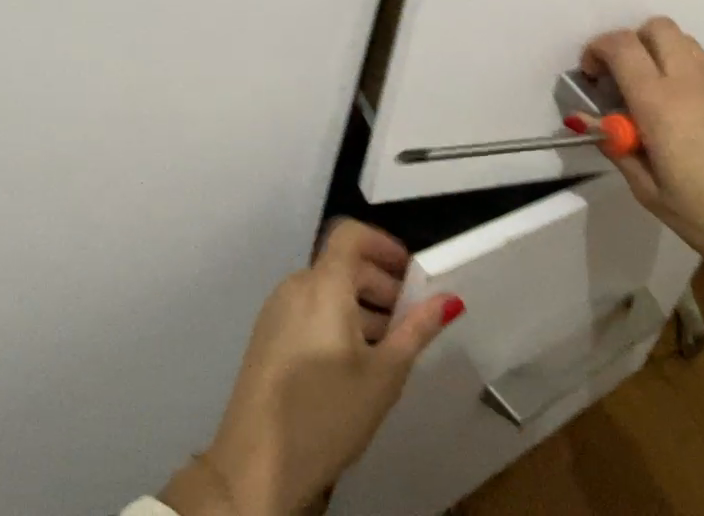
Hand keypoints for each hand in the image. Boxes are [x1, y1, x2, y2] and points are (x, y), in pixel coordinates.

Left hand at [160, 220, 462, 515]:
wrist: (254, 468)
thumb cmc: (327, 413)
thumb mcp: (384, 375)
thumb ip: (417, 330)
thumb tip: (449, 299)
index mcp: (323, 286)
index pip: (351, 235)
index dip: (384, 244)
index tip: (411, 273)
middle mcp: (294, 288)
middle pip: (342, 265)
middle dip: (380, 282)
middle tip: (409, 318)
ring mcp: (274, 313)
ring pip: (325, 290)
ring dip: (360, 304)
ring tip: (386, 346)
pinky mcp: (265, 339)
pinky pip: (307, 310)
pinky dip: (335, 319)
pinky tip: (353, 362)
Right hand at [581, 17, 703, 297]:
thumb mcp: (648, 191)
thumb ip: (618, 148)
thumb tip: (594, 123)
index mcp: (659, 102)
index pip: (621, 46)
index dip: (597, 50)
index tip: (590, 76)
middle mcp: (691, 80)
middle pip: (656, 27)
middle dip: (631, 42)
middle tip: (621, 79)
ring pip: (684, 41)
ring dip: (660, 53)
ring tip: (654, 95)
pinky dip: (688, 69)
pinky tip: (688, 109)